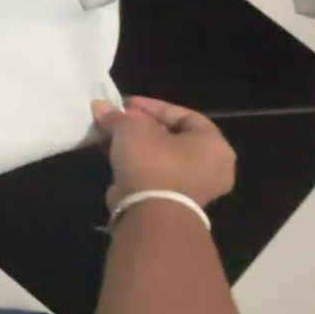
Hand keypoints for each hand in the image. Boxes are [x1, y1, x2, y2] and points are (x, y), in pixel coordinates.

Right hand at [91, 95, 234, 209]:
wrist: (151, 209)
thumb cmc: (152, 161)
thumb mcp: (130, 128)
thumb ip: (116, 115)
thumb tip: (100, 106)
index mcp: (214, 145)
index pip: (185, 116)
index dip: (154, 106)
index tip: (126, 104)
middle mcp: (212, 165)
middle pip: (173, 135)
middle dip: (142, 124)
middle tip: (118, 118)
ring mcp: (196, 184)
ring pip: (162, 154)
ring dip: (136, 142)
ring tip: (110, 133)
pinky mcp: (176, 197)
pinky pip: (156, 170)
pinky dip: (136, 159)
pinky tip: (112, 151)